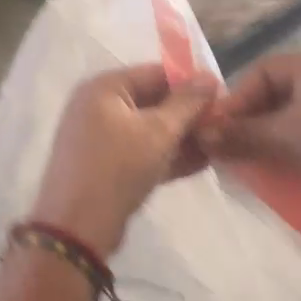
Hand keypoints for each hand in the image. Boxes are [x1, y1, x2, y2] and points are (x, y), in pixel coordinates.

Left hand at [31, 64, 220, 257]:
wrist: (77, 228)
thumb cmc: (118, 168)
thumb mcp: (159, 132)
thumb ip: (187, 103)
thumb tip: (209, 76)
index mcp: (104, 87)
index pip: (156, 73)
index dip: (191, 84)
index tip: (223, 98)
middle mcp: (98, 105)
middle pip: (152, 101)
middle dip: (188, 114)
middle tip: (224, 125)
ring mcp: (99, 137)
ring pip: (148, 129)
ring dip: (182, 138)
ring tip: (219, 146)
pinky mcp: (105, 165)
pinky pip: (140, 151)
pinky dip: (166, 155)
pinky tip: (201, 163)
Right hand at [199, 50, 300, 233]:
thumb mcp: (283, 137)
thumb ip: (239, 134)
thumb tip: (199, 136)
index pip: (264, 70)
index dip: (238, 97)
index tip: (218, 127)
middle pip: (277, 92)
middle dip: (250, 120)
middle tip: (227, 145)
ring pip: (291, 115)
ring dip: (266, 136)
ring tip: (245, 159)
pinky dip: (287, 146)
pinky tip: (272, 167)